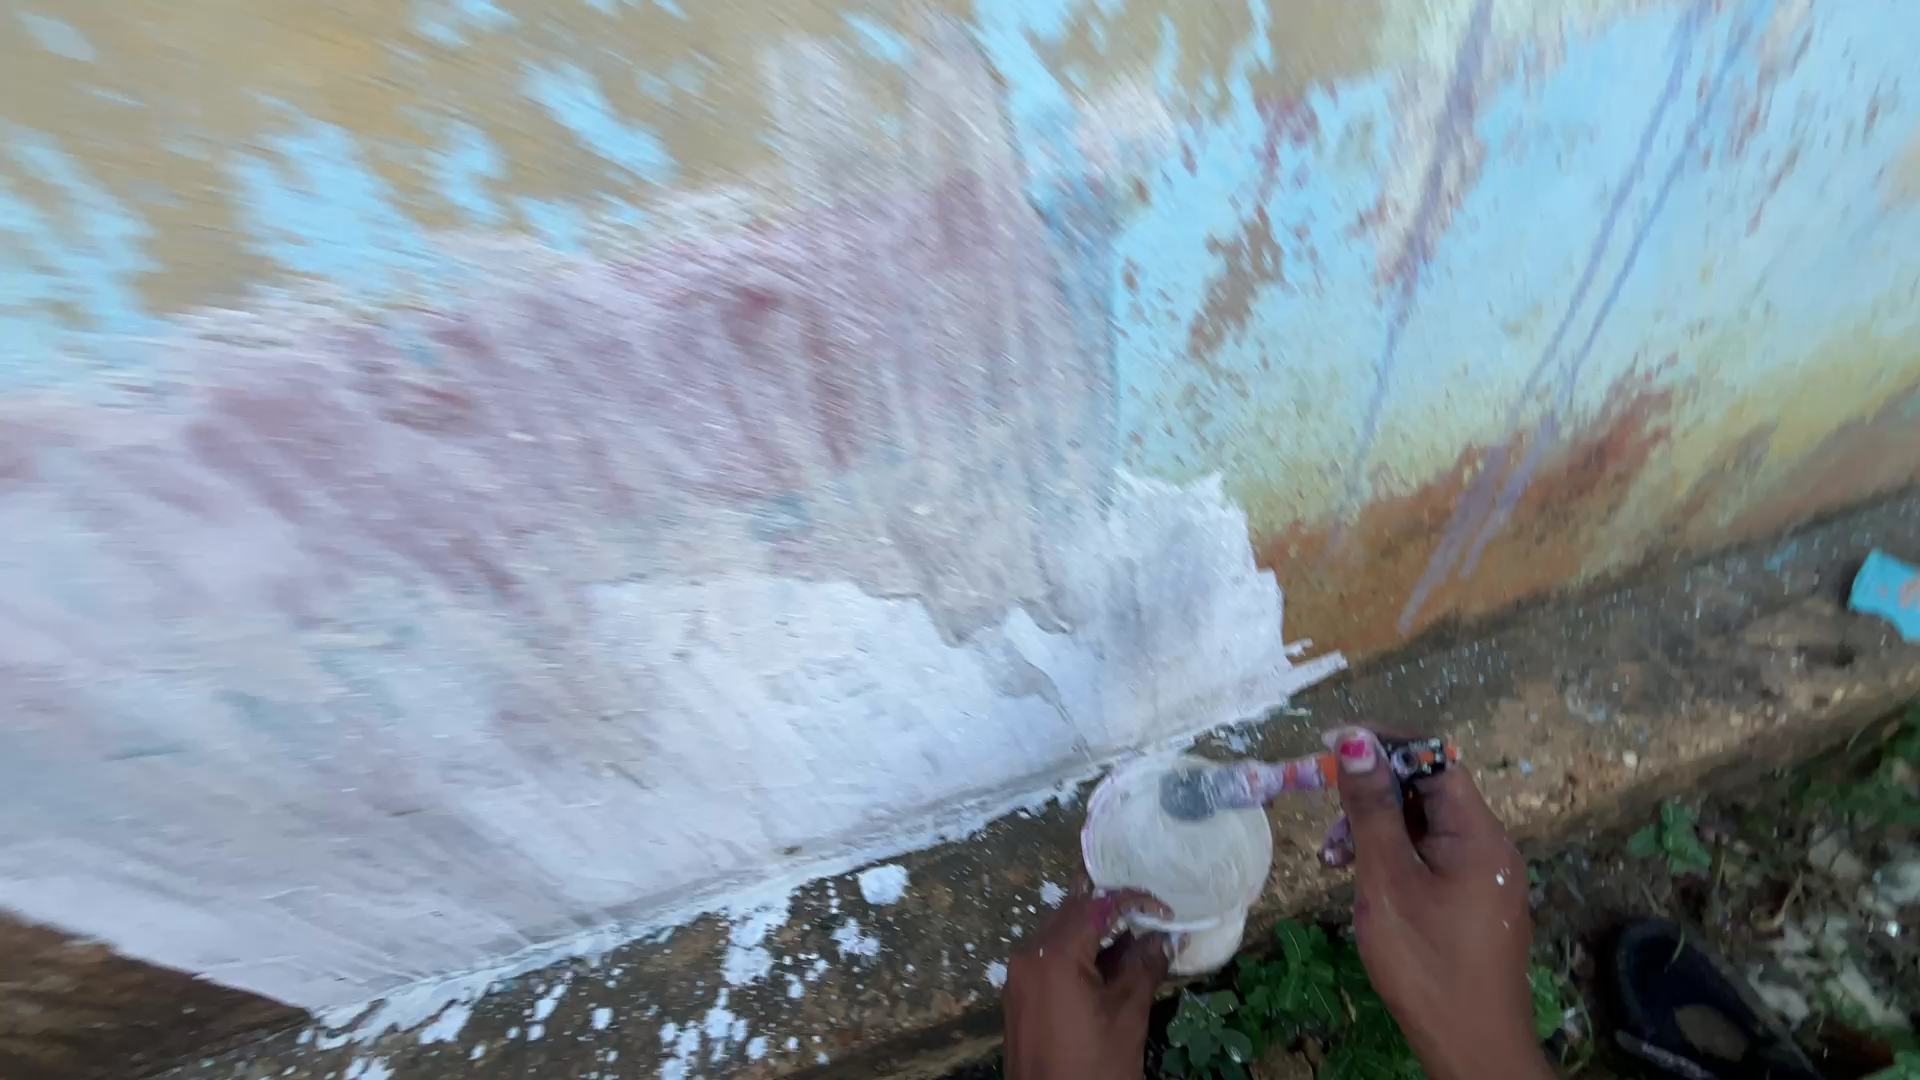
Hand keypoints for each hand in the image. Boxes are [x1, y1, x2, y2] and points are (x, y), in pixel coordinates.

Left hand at [1002, 886, 1173, 1079]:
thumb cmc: (1094, 1070)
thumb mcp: (1127, 1016)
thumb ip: (1144, 967)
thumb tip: (1167, 937)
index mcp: (1053, 954)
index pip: (1094, 906)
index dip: (1130, 901)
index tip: (1162, 908)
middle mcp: (1028, 954)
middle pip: (1072, 914)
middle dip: (1111, 913)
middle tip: (1148, 919)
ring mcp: (1018, 975)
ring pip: (1059, 934)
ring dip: (1094, 933)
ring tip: (1133, 941)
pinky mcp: (1018, 995)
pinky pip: (1049, 958)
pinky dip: (1077, 955)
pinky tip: (1106, 966)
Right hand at [1328, 726, 1552, 1079]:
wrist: (1470, 1048)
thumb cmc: (1425, 957)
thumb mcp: (1386, 874)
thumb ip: (1370, 805)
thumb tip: (1354, 740)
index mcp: (1477, 833)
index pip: (1433, 759)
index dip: (1383, 744)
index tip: (1332, 745)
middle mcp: (1485, 844)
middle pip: (1423, 789)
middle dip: (1369, 792)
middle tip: (1326, 811)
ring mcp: (1478, 872)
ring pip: (1417, 821)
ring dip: (1371, 825)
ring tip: (1333, 856)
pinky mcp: (1466, 894)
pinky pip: (1423, 851)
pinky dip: (1386, 851)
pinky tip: (1354, 872)